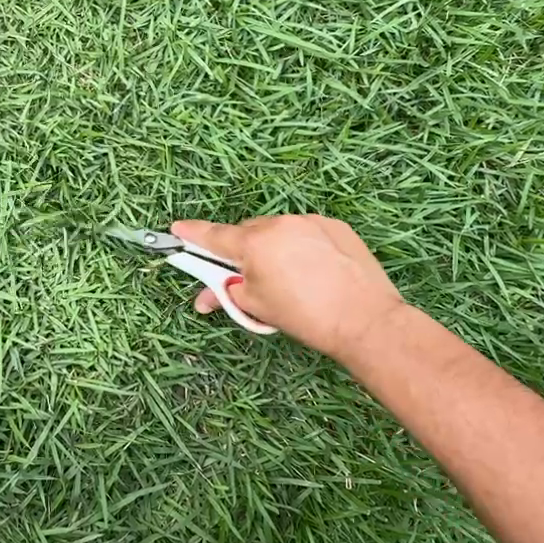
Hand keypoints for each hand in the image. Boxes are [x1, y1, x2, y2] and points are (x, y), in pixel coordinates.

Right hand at [171, 215, 407, 362]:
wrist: (367, 320)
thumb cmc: (304, 316)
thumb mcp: (256, 307)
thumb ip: (225, 294)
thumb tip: (203, 299)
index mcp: (253, 244)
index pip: (212, 236)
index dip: (191, 234)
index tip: (176, 229)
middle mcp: (277, 225)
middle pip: (245, 233)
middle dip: (240, 250)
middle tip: (247, 276)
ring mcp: (308, 222)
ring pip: (275, 230)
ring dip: (271, 246)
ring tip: (286, 276)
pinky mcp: (334, 226)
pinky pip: (304, 231)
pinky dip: (299, 245)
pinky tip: (312, 269)